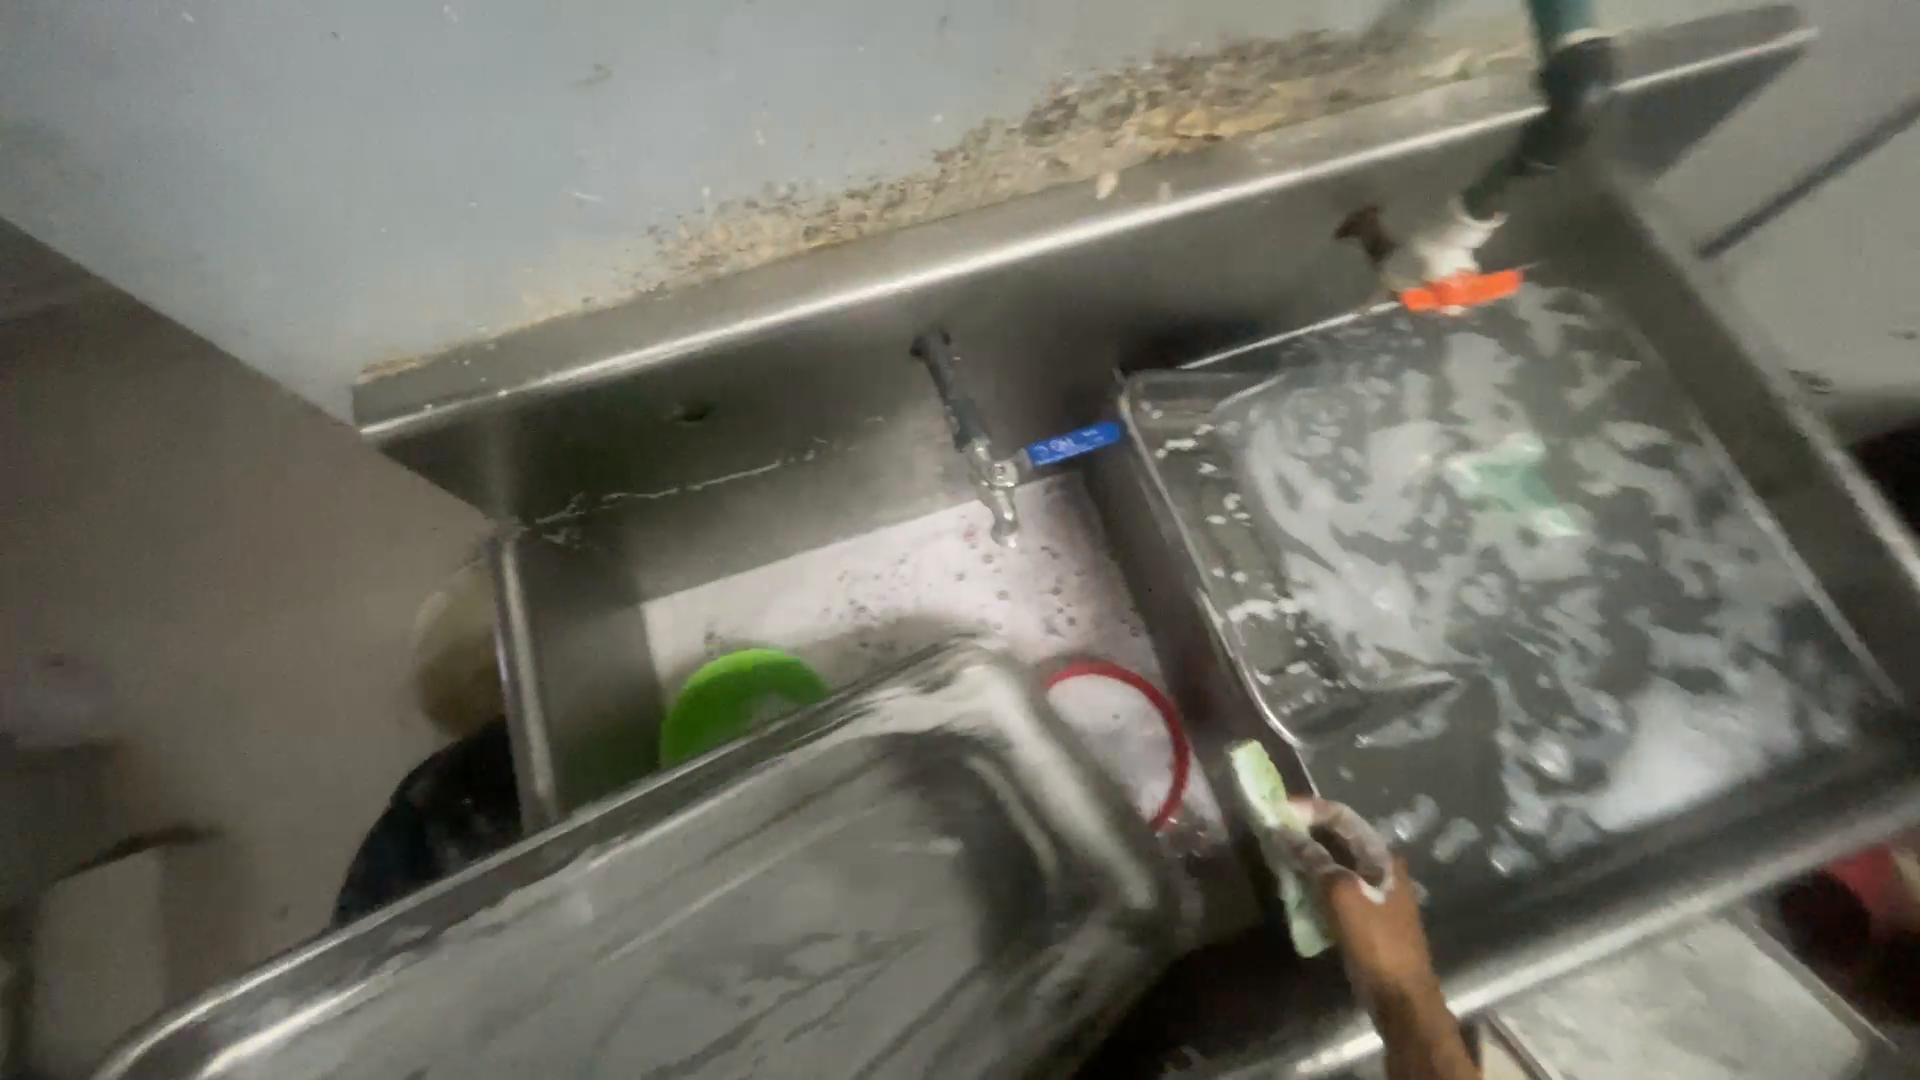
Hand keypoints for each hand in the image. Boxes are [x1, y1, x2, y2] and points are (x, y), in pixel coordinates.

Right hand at [1269, 798, 1440, 1014]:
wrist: (1401, 997)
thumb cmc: (1375, 940)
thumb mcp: (1341, 893)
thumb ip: (1314, 859)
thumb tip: (1285, 833)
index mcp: (1380, 857)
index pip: (1343, 816)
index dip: (1311, 808)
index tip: (1280, 809)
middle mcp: (1378, 868)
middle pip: (1337, 837)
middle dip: (1305, 831)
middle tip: (1274, 829)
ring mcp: (1372, 892)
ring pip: (1333, 862)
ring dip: (1305, 856)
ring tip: (1277, 853)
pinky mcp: (1362, 914)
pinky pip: (1332, 885)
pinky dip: (1311, 879)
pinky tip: (1292, 883)